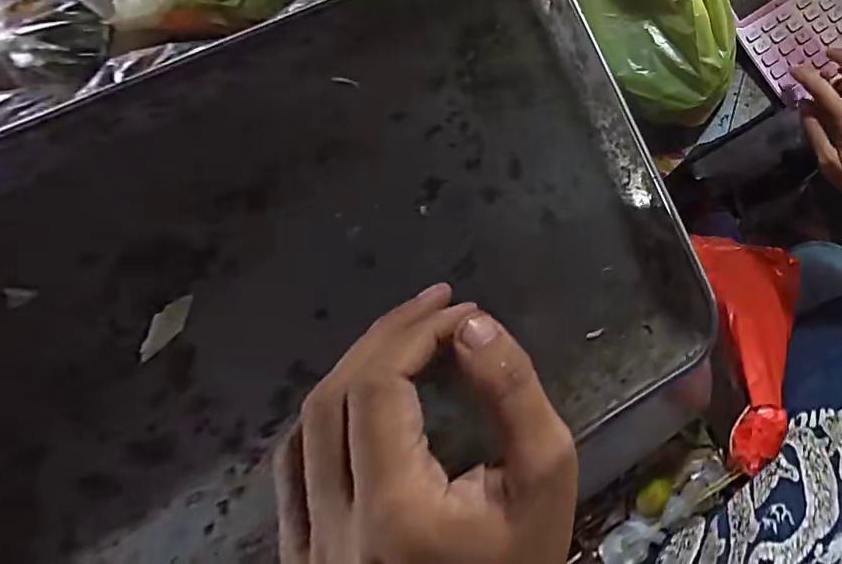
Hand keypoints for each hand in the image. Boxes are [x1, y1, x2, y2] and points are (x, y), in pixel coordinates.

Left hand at [274, 284, 576, 563]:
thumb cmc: (525, 555)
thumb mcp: (548, 465)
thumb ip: (513, 389)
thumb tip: (473, 324)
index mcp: (394, 508)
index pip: (378, 389)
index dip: (418, 334)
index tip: (466, 312)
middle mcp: (332, 530)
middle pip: (332, 400)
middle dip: (389, 335)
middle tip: (440, 303)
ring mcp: (307, 550)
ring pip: (302, 431)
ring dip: (358, 365)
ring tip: (410, 332)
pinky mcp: (304, 557)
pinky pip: (293, 469)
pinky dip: (330, 411)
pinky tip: (368, 390)